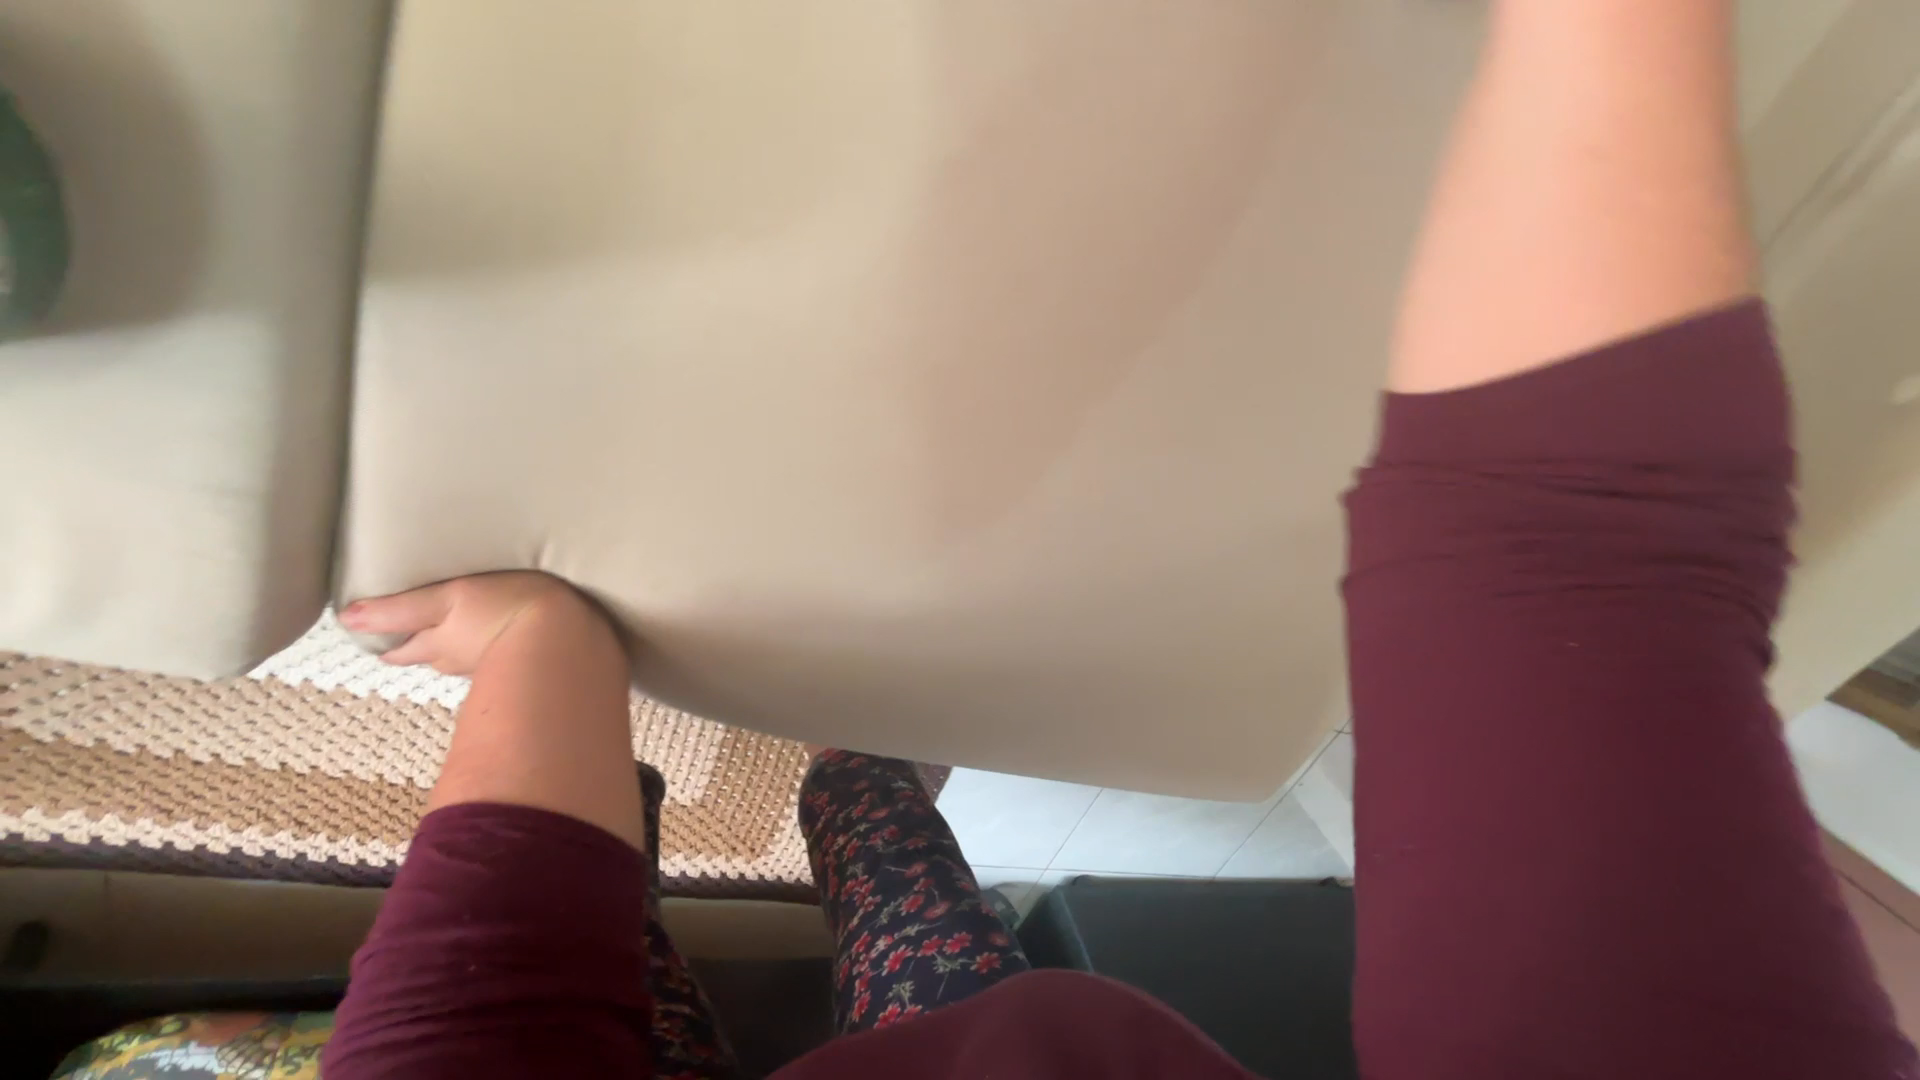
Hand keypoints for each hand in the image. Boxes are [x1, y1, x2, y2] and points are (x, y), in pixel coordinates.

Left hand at [339, 571, 617, 675]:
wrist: (573, 639)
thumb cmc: (512, 610)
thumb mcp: (452, 596)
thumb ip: (402, 608)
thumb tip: (346, 617)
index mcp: (438, 643)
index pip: (403, 647)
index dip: (390, 641)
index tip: (382, 639)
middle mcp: (460, 663)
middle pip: (433, 658)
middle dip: (424, 648)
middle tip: (423, 635)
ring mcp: (496, 671)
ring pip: (468, 662)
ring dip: (463, 653)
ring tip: (468, 638)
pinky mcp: (528, 672)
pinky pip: (506, 663)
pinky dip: (501, 656)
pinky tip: (511, 648)